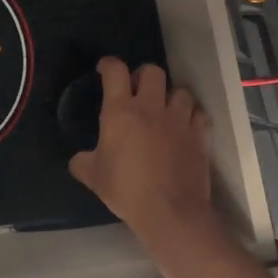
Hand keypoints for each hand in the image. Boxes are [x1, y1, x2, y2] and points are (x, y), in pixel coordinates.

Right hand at [68, 59, 213, 250]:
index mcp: (120, 110)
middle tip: (137, 91)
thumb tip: (78, 160)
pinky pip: (199, 114)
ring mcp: (178, 121)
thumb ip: (82, 162)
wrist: (170, 214)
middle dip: (143, 76)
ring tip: (165, 110)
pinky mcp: (199, 137)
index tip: (104, 70)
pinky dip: (193, 115)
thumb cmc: (127, 190)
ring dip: (171, 96)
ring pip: (180, 90)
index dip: (108, 64)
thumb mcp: (94, 176)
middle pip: (152, 71)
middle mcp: (150, 107)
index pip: (115, 70)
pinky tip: (186, 126)